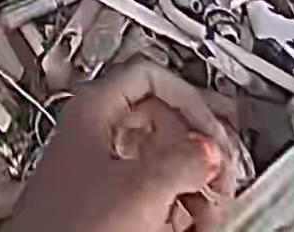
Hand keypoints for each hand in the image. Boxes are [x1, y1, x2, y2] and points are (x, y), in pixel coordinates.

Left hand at [4, 61, 240, 231]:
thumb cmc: (70, 222)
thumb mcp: (136, 189)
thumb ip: (178, 162)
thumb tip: (210, 147)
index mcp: (95, 105)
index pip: (150, 76)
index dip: (189, 100)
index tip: (217, 136)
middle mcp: (96, 125)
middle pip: (160, 116)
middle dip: (196, 146)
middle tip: (223, 173)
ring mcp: (102, 159)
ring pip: (160, 153)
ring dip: (192, 178)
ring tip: (207, 205)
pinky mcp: (107, 192)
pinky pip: (152, 184)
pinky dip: (177, 199)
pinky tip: (189, 220)